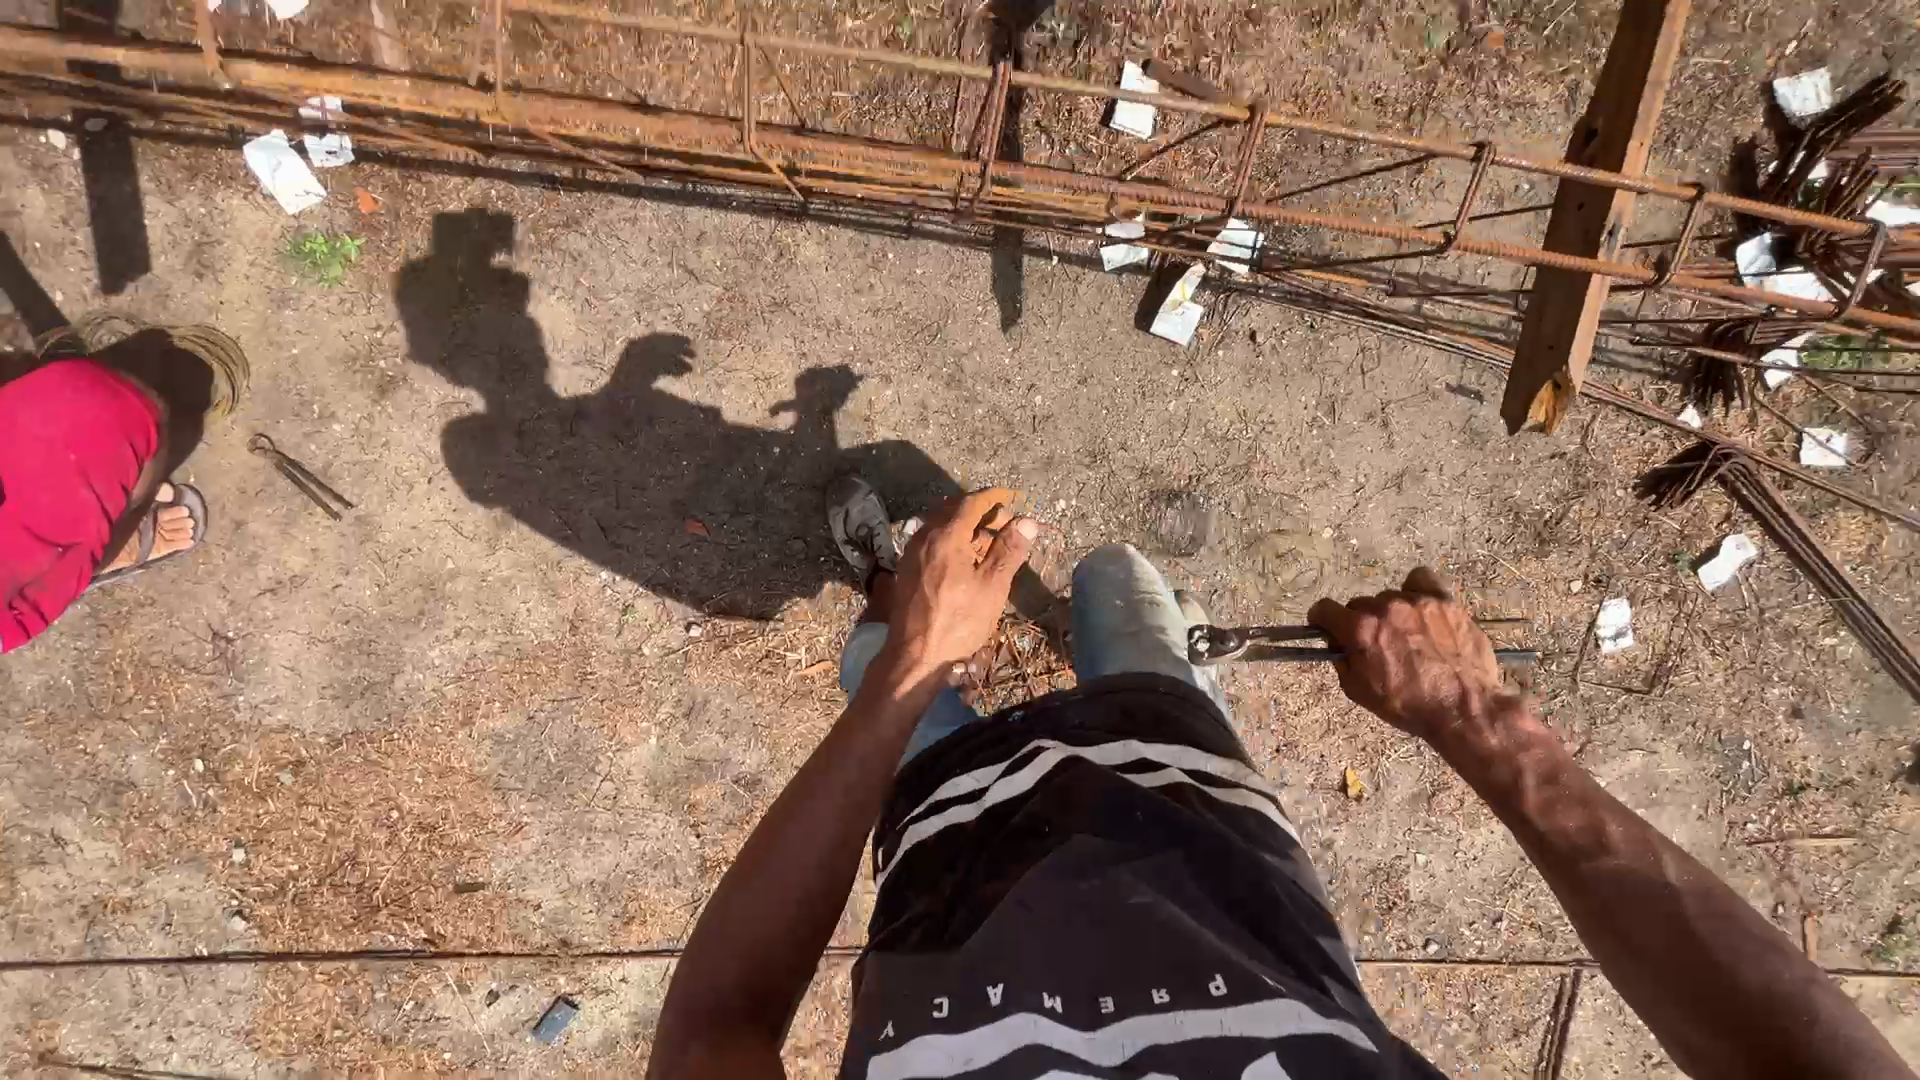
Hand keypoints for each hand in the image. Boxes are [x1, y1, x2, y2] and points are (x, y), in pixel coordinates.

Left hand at [878, 488, 1036, 684]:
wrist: (915, 654)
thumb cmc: (959, 622)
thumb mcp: (992, 586)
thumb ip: (1008, 550)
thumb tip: (1026, 521)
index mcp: (946, 536)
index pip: (970, 503)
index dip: (993, 497)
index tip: (1011, 496)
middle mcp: (924, 537)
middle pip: (953, 510)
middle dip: (980, 511)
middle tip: (1004, 521)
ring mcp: (911, 553)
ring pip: (940, 526)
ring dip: (965, 526)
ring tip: (988, 541)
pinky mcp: (906, 569)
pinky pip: (931, 541)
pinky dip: (950, 539)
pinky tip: (964, 559)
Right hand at [1308, 567, 1519, 742]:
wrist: (1462, 709)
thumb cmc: (1407, 705)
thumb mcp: (1357, 689)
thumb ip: (1341, 659)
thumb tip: (1337, 641)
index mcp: (1359, 629)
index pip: (1324, 608)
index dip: (1322, 620)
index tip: (1328, 629)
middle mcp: (1384, 608)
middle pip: (1359, 605)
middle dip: (1361, 622)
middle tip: (1376, 644)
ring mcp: (1415, 602)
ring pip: (1388, 597)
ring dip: (1390, 613)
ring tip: (1407, 634)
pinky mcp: (1444, 602)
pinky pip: (1422, 580)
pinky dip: (1415, 589)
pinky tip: (1419, 608)